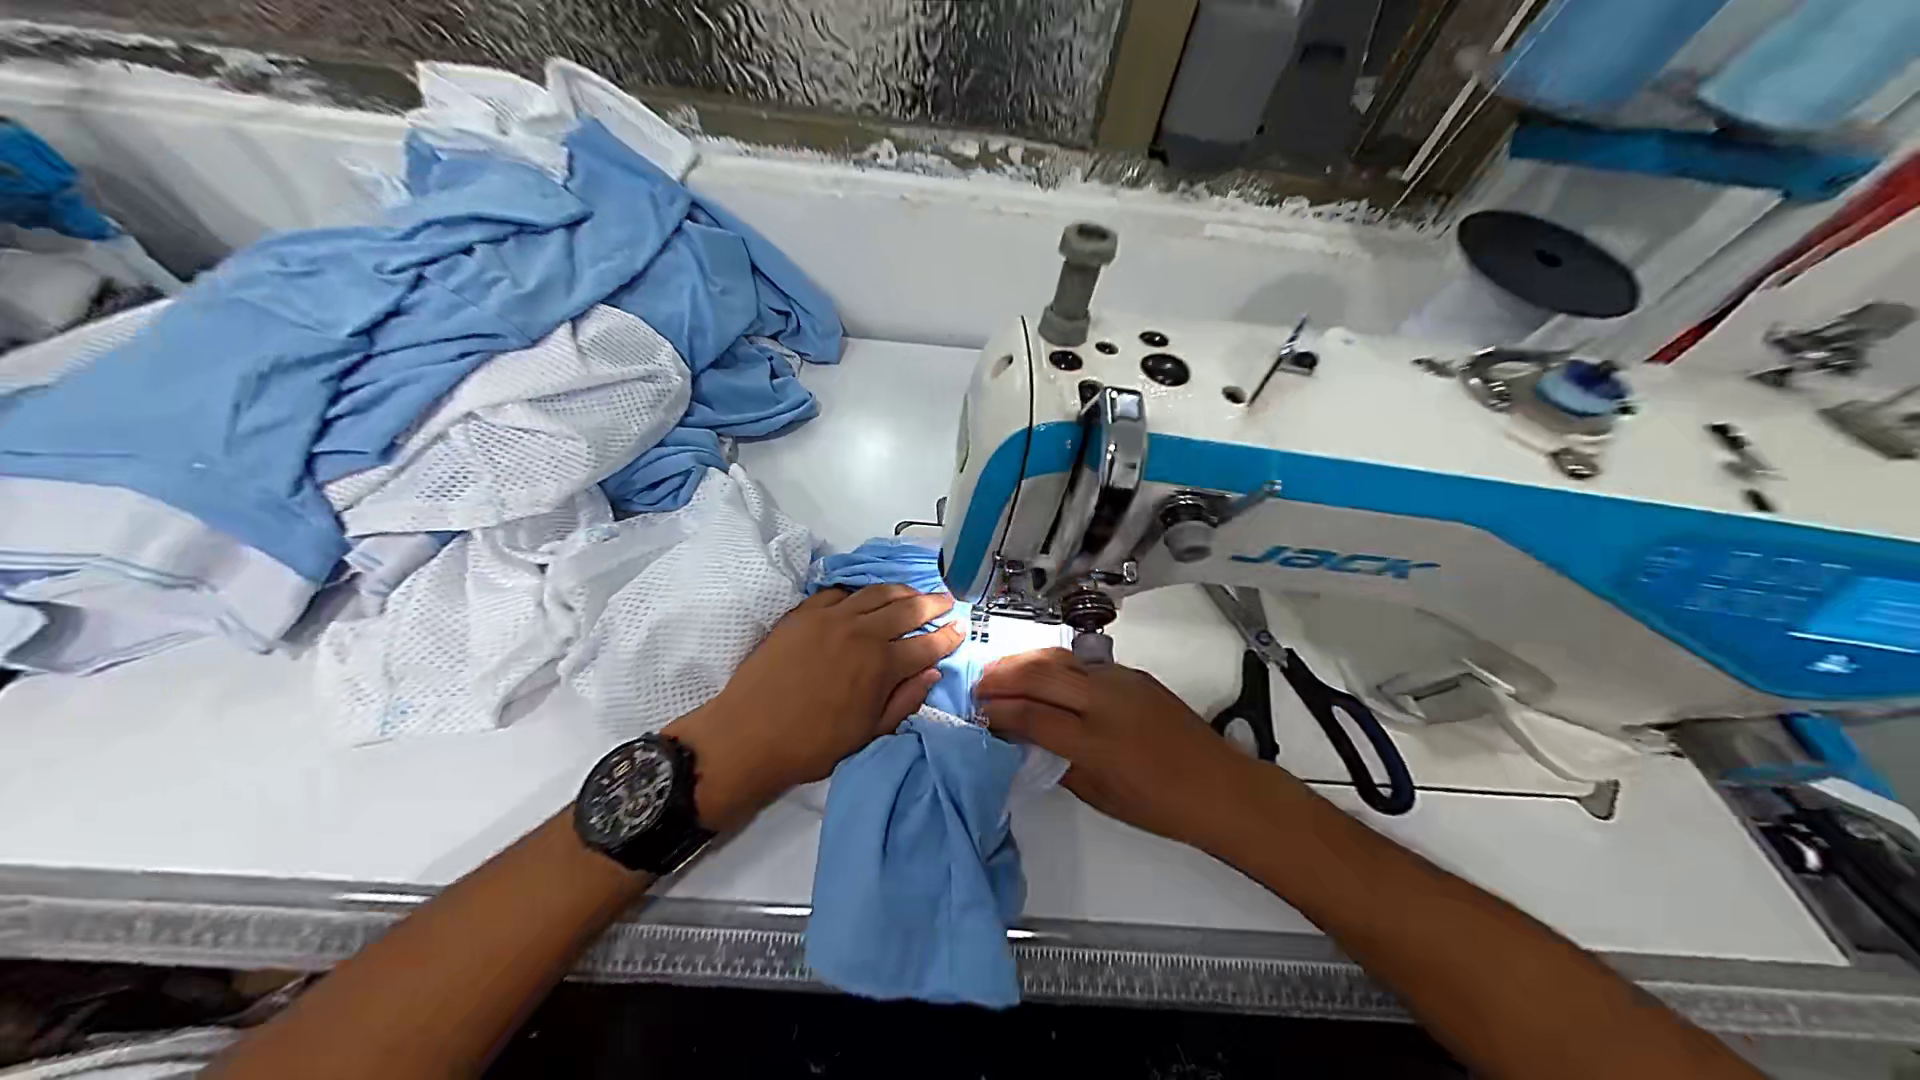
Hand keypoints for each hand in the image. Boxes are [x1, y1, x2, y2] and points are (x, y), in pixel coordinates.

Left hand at [666, 585, 963, 829]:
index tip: (961, 628)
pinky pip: (839, 592)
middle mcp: (861, 633)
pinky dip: (859, 592)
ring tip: (914, 592)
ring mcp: (831, 618)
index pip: (926, 645)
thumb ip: (904, 700)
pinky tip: (865, 597)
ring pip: (876, 593)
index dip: (948, 636)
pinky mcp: (804, 613)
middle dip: (932, 604)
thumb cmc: (813, 744)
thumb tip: (931, 673)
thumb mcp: (868, 733)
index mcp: (881, 665)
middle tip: (946, 601)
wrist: (748, 735)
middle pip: (907, 609)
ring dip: (901, 590)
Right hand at [975, 648, 1276, 850]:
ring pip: (1060, 659)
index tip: (979, 713)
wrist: (1218, 786)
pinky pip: (1082, 663)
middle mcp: (1104, 702)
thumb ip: (1059, 763)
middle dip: (1002, 677)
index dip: (998, 711)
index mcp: (1095, 742)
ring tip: (1001, 671)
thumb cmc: (1160, 805)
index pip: (1031, 715)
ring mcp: (1120, 682)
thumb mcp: (1100, 795)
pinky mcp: (1132, 674)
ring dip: (1024, 661)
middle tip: (979, 685)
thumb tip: (1028, 741)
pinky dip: (1053, 663)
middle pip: (1039, 675)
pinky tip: (1041, 673)